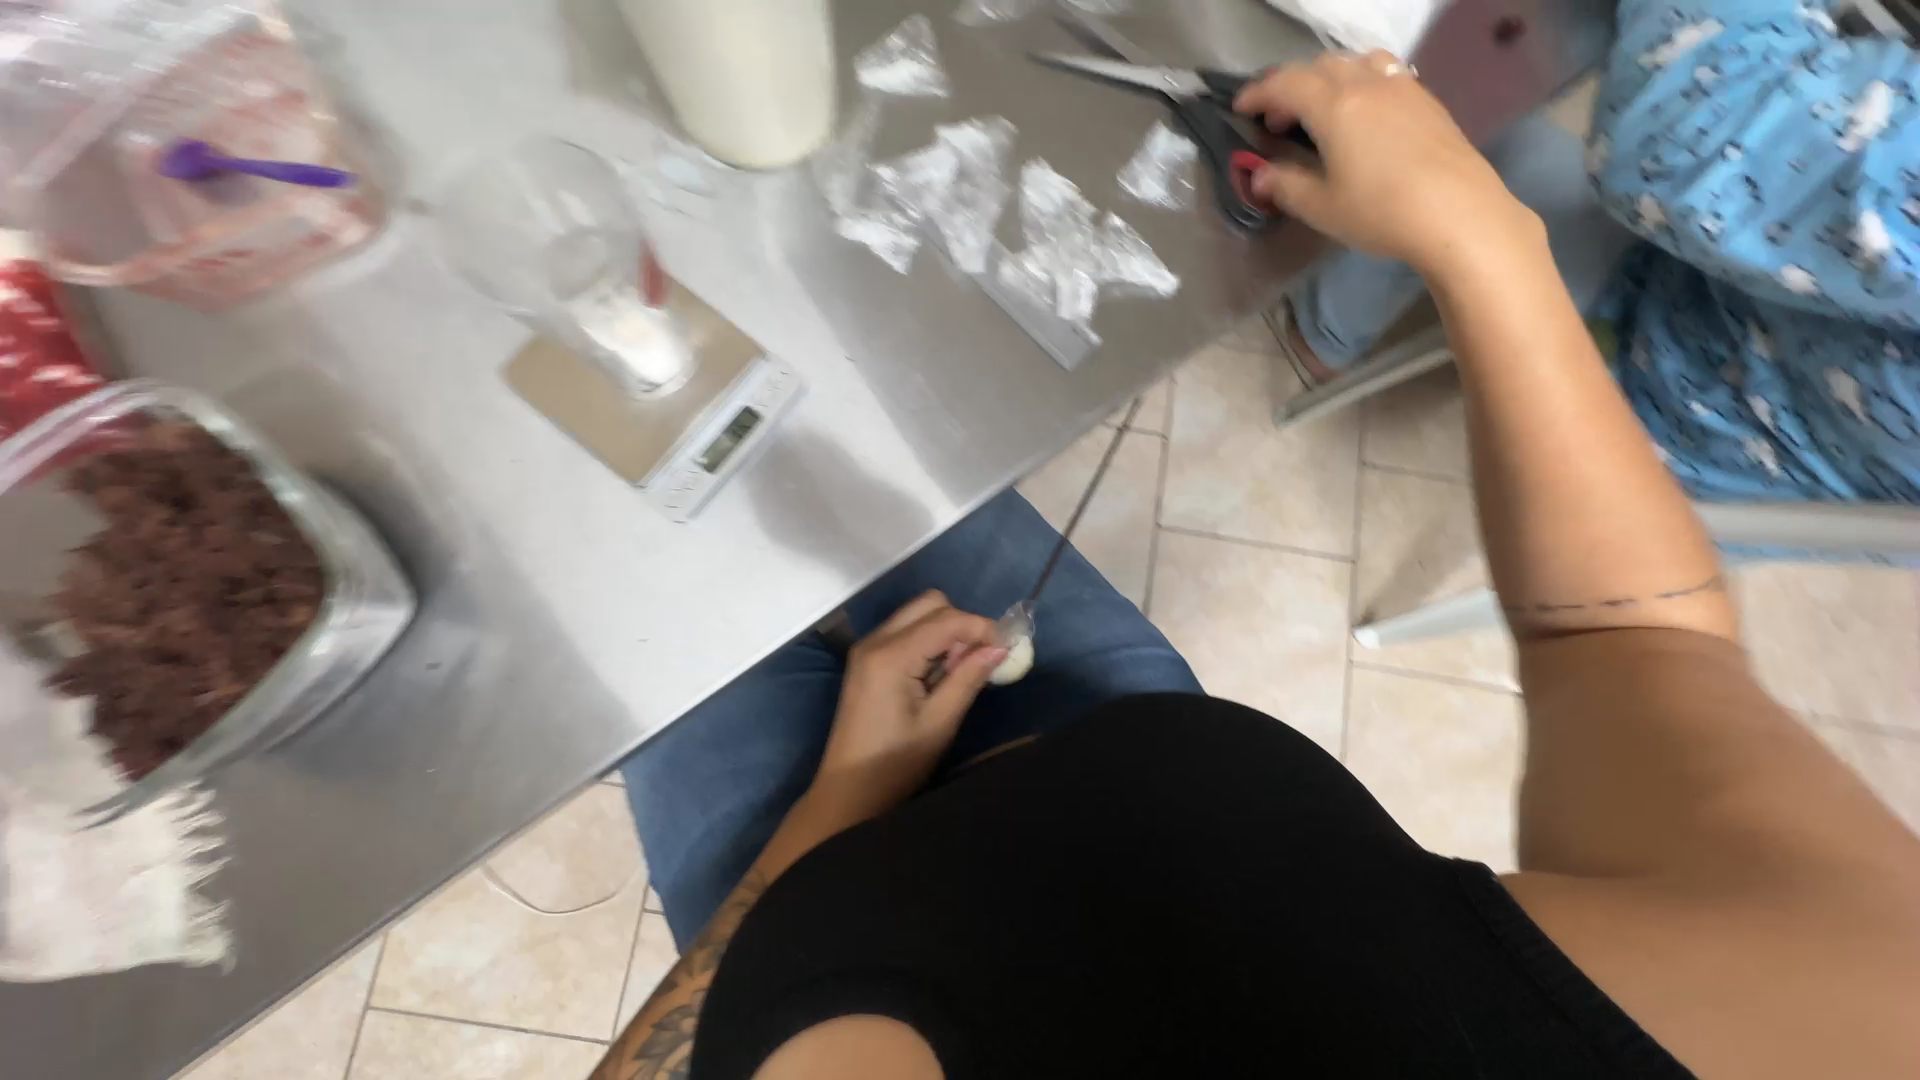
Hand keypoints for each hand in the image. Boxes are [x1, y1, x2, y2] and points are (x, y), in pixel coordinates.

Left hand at [812, 591, 1008, 817]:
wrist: (849, 791)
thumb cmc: (896, 763)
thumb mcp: (940, 722)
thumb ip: (969, 677)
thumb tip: (1001, 647)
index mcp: (891, 655)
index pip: (946, 619)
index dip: (982, 627)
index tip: (1009, 646)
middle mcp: (876, 640)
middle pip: (930, 604)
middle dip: (962, 623)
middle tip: (979, 659)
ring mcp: (868, 648)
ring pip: (918, 614)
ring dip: (946, 632)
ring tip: (960, 671)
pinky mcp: (868, 659)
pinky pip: (906, 632)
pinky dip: (930, 641)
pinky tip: (939, 674)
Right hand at [1234, 51, 1540, 274]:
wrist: (1456, 213)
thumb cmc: (1379, 212)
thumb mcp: (1320, 206)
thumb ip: (1284, 185)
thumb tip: (1258, 175)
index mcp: (1334, 106)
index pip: (1285, 85)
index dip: (1257, 93)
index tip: (1239, 108)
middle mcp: (1367, 84)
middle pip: (1319, 67)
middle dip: (1290, 86)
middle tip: (1275, 119)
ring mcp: (1401, 87)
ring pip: (1354, 62)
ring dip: (1327, 79)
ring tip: (1318, 111)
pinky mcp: (1425, 100)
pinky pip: (1383, 73)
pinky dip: (1357, 83)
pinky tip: (1358, 115)